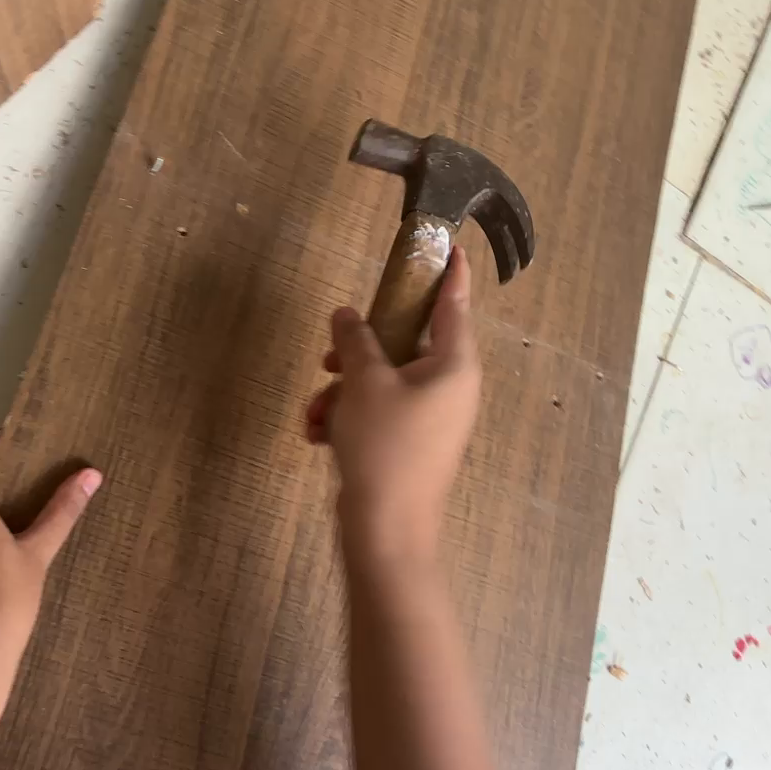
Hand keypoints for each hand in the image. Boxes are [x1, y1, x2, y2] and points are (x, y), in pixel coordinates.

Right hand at [305, 245, 480, 557]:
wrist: (385, 524)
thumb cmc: (384, 444)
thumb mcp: (363, 382)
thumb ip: (355, 340)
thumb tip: (347, 315)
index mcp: (453, 365)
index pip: (453, 305)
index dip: (448, 273)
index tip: (450, 246)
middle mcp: (448, 388)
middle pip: (403, 347)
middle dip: (356, 354)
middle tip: (328, 354)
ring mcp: (429, 419)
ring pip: (379, 383)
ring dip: (341, 392)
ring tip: (317, 414)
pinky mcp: (407, 444)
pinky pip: (375, 414)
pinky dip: (346, 418)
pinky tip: (320, 434)